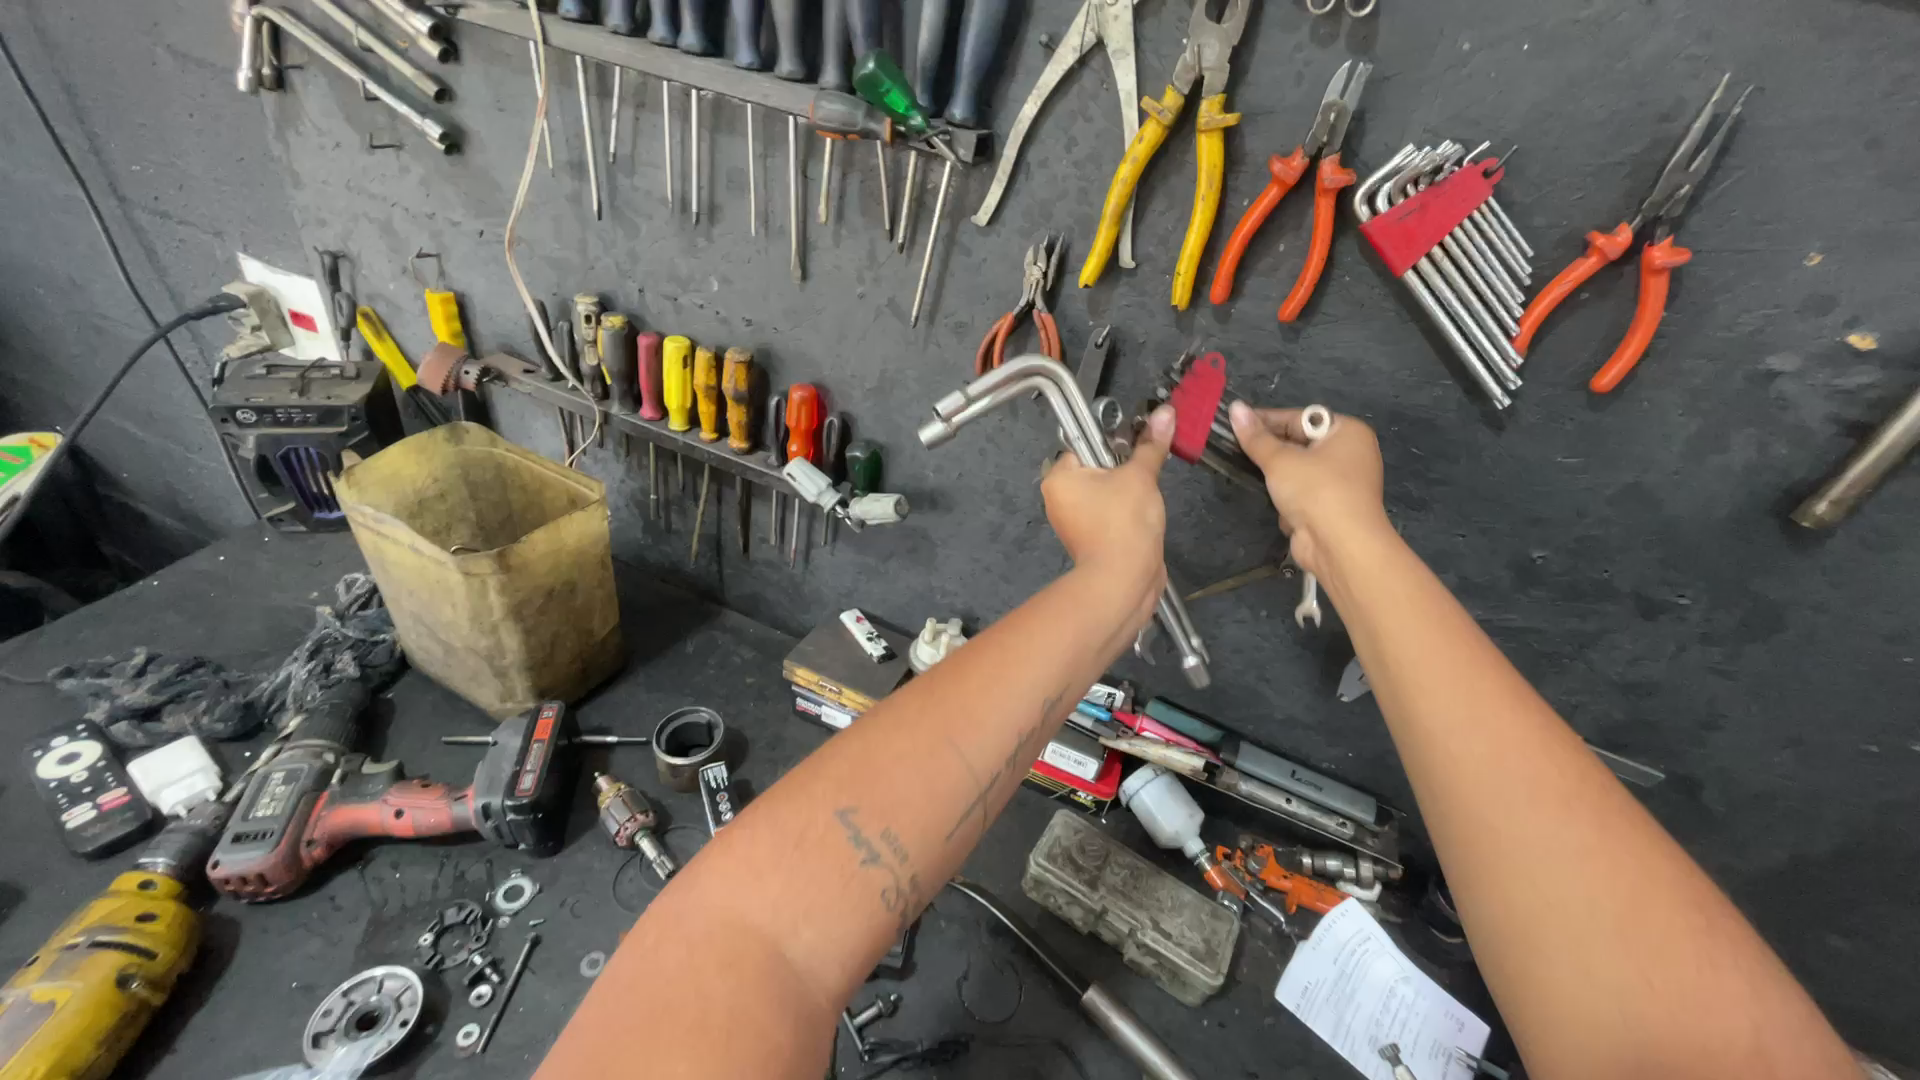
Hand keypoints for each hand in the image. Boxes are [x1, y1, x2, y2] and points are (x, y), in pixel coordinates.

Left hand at [1042, 405, 1173, 621]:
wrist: (1124, 580)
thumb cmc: (1123, 521)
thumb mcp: (1140, 475)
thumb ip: (1151, 444)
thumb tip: (1165, 412)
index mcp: (1058, 478)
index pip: (1083, 444)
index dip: (1111, 443)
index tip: (1134, 446)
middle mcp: (1058, 499)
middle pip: (1095, 468)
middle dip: (1122, 470)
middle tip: (1142, 474)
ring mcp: (1072, 523)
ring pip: (1105, 493)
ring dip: (1127, 492)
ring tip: (1144, 499)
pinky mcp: (1090, 540)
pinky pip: (1108, 515)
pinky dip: (1125, 513)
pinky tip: (1142, 518)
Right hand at [1229, 401, 1386, 576]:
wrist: (1340, 544)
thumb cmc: (1315, 490)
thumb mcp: (1280, 460)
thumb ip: (1255, 437)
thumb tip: (1234, 407)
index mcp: (1347, 432)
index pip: (1299, 418)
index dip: (1266, 420)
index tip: (1235, 423)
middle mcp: (1349, 453)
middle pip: (1300, 443)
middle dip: (1271, 450)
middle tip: (1235, 447)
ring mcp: (1342, 483)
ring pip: (1298, 470)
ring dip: (1276, 476)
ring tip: (1247, 471)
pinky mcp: (1331, 508)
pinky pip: (1302, 493)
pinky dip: (1287, 497)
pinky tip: (1273, 502)